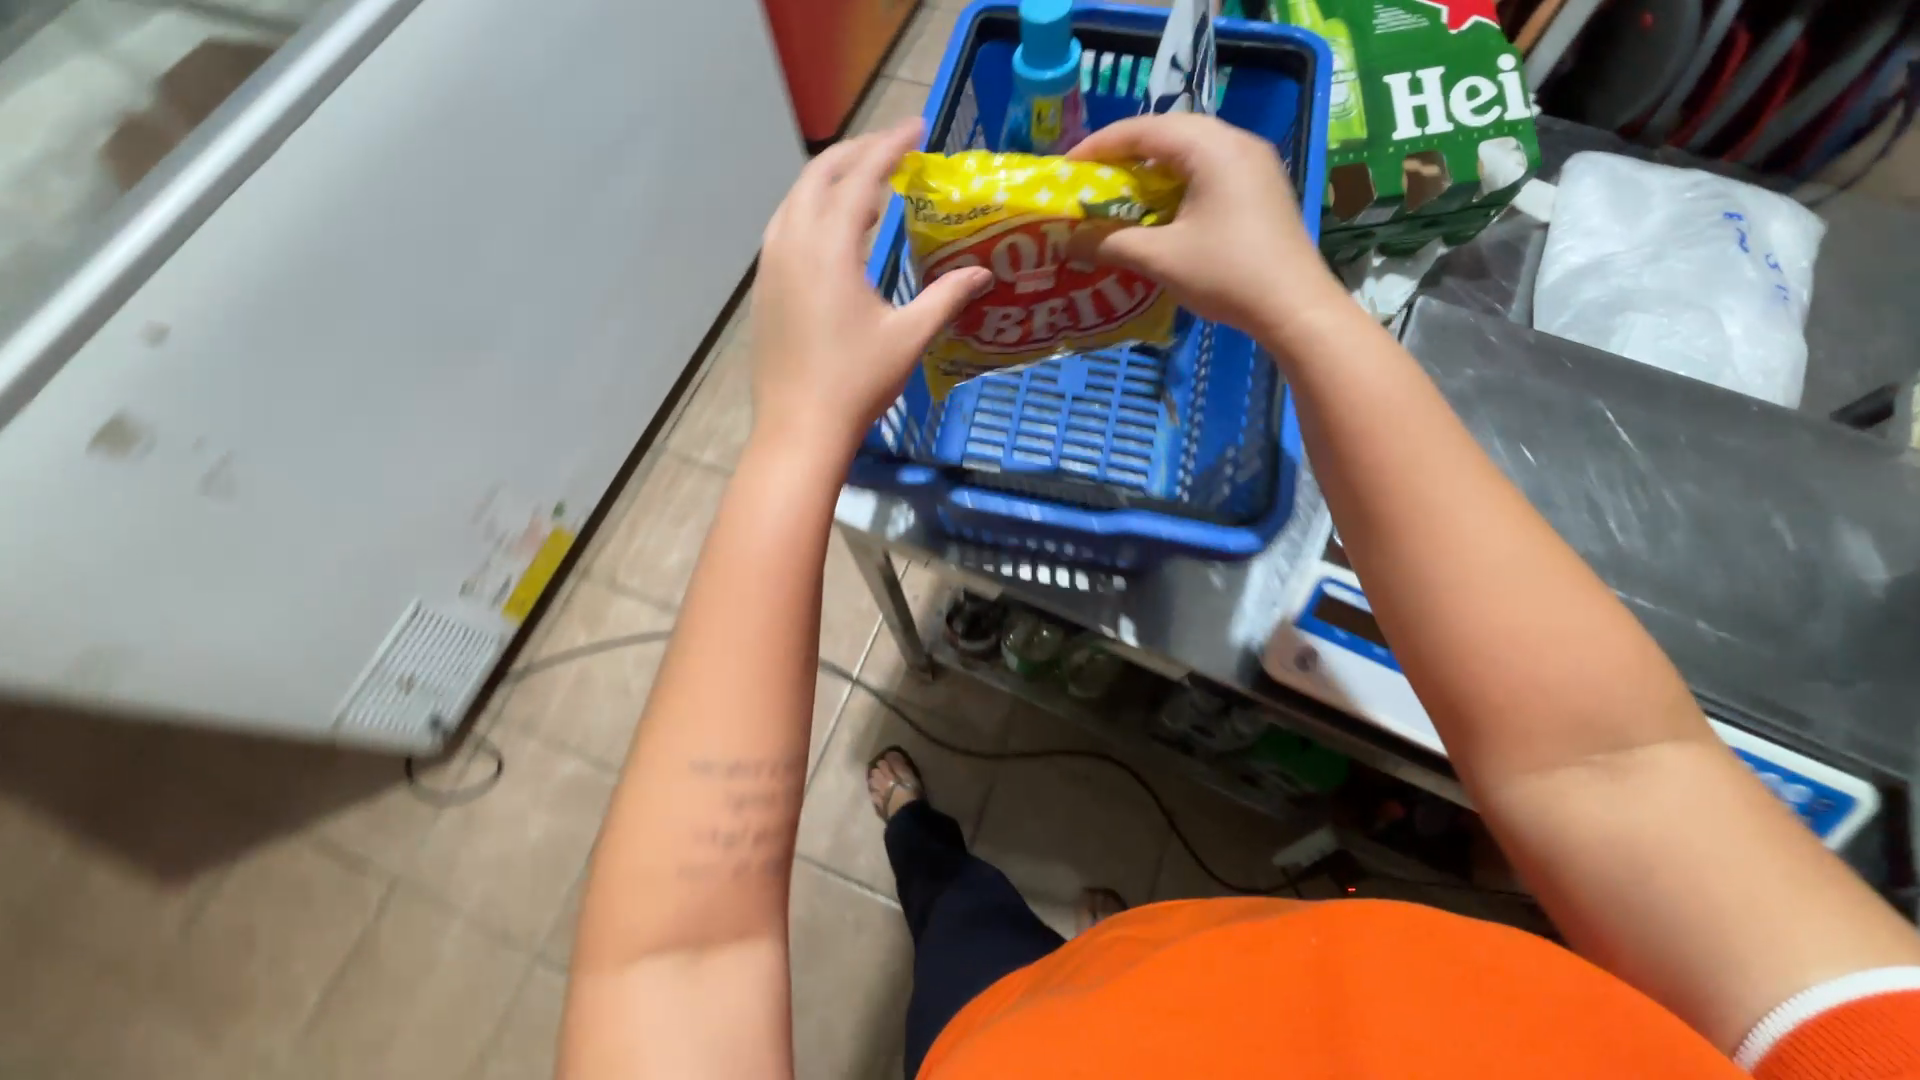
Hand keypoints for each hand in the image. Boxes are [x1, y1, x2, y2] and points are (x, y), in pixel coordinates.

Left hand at [750, 120, 993, 458]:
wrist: (799, 427)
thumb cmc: (856, 383)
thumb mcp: (909, 338)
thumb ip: (946, 297)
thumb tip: (982, 274)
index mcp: (830, 248)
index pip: (860, 177)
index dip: (890, 147)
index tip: (917, 129)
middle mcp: (793, 242)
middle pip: (821, 174)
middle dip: (858, 152)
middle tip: (893, 148)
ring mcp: (771, 264)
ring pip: (796, 197)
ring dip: (830, 177)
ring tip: (863, 178)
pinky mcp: (764, 286)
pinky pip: (784, 225)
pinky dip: (810, 207)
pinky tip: (829, 225)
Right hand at [1068, 114, 1347, 345]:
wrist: (1295, 306)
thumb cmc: (1226, 274)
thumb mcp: (1160, 258)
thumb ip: (1110, 243)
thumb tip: (1070, 239)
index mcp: (1211, 146)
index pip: (1144, 129)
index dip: (1100, 146)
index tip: (1066, 168)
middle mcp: (1235, 142)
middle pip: (1168, 134)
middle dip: (1124, 156)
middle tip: (1090, 181)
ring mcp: (1254, 164)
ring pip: (1190, 153)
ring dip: (1150, 172)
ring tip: (1118, 197)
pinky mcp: (1261, 188)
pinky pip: (1209, 172)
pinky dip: (1176, 185)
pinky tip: (1159, 212)